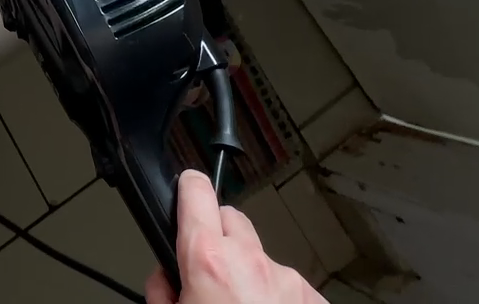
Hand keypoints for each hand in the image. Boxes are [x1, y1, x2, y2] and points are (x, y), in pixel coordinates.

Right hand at [146, 171, 326, 303]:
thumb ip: (163, 285)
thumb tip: (166, 276)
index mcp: (208, 259)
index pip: (196, 189)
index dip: (188, 186)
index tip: (186, 187)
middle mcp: (250, 262)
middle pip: (231, 220)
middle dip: (219, 236)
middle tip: (213, 271)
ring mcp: (288, 281)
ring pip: (261, 256)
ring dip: (251, 272)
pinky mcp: (316, 301)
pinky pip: (290, 285)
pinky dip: (279, 296)